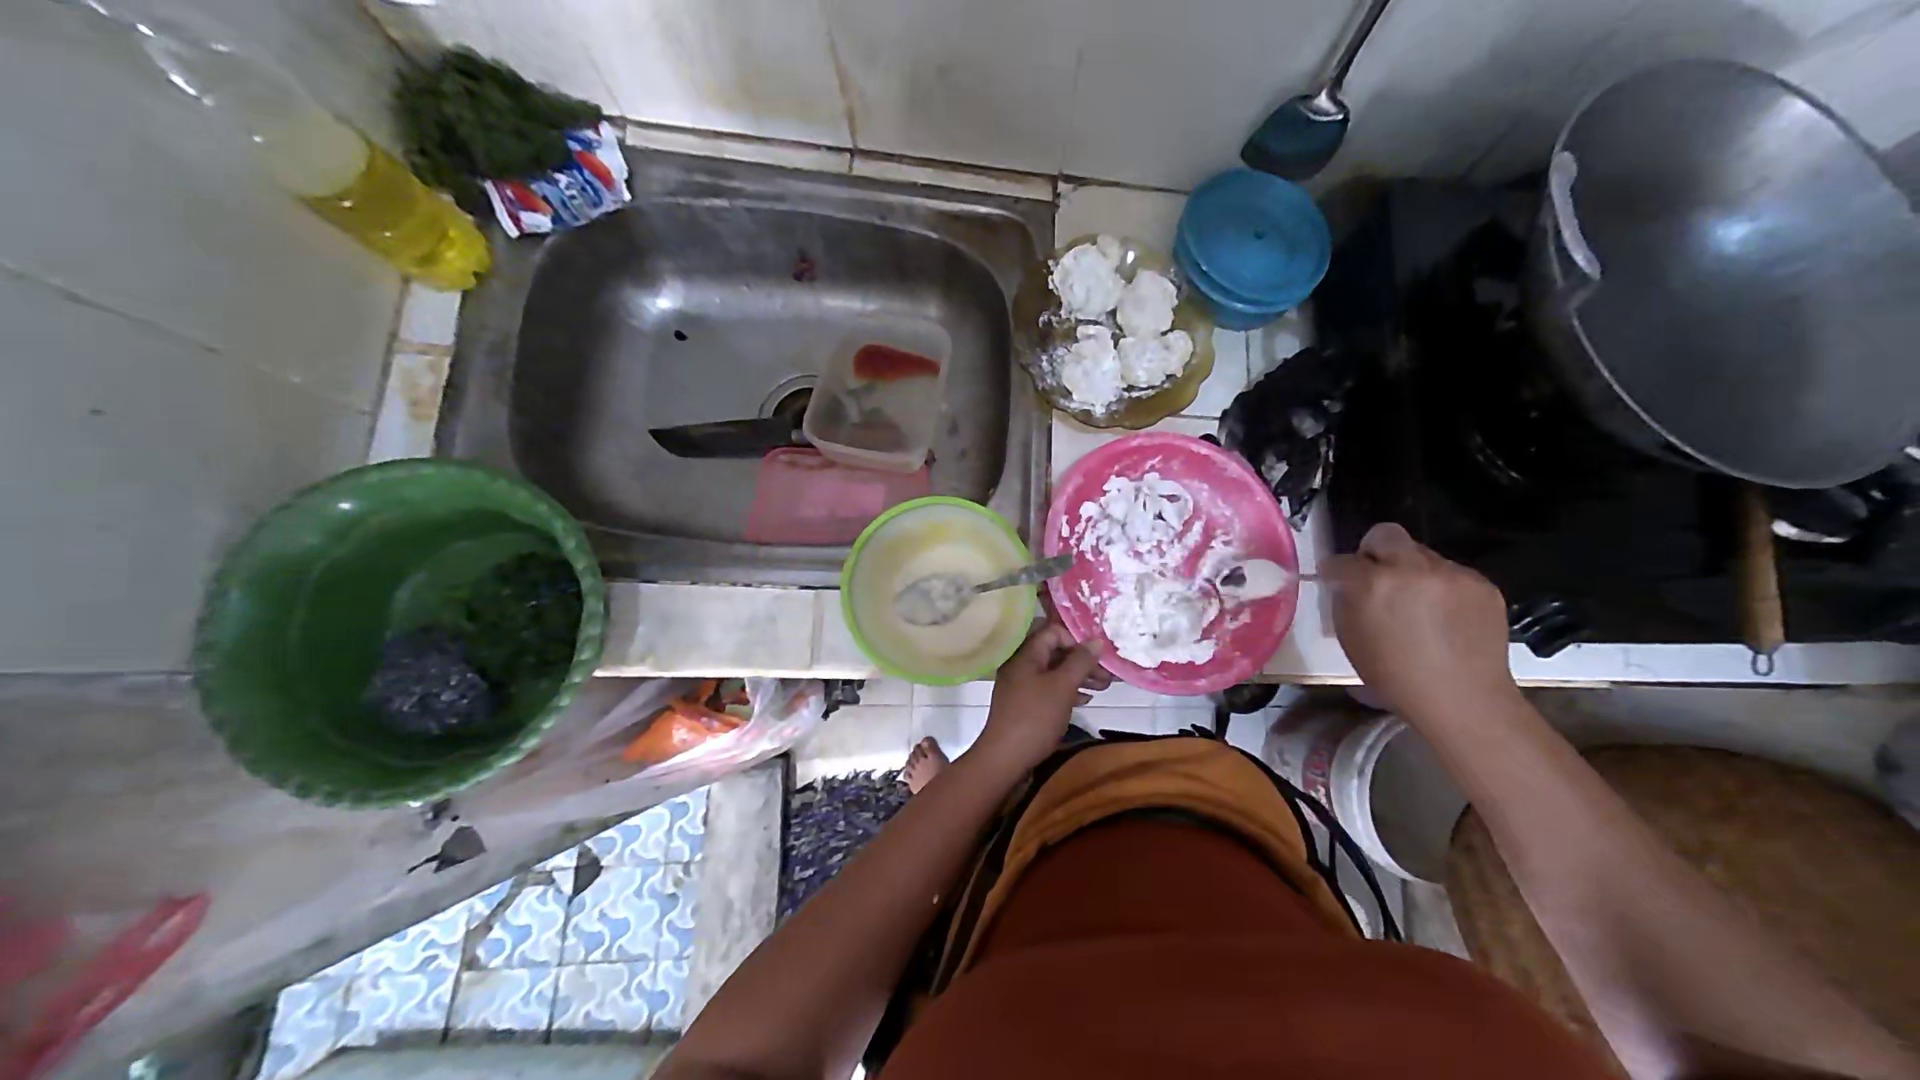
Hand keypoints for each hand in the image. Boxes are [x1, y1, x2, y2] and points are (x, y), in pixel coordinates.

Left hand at [975, 621, 1105, 773]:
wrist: (1005, 757)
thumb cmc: (1035, 717)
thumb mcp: (1062, 686)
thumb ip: (1080, 661)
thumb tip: (1096, 641)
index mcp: (1026, 655)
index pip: (1052, 632)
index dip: (1076, 640)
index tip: (1096, 656)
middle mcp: (1021, 665)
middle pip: (1055, 652)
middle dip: (1082, 661)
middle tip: (1107, 675)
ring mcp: (1020, 686)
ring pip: (1053, 672)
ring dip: (1078, 677)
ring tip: (1103, 687)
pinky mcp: (1024, 704)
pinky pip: (1048, 689)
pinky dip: (1067, 691)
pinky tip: (1085, 700)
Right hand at [1321, 523, 1519, 724]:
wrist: (1463, 700)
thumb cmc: (1395, 677)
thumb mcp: (1351, 639)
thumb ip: (1346, 602)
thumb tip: (1348, 586)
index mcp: (1371, 584)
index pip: (1339, 561)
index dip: (1335, 573)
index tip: (1337, 583)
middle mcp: (1411, 568)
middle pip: (1384, 535)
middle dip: (1374, 552)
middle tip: (1376, 578)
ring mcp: (1451, 573)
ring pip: (1421, 555)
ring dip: (1412, 573)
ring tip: (1418, 606)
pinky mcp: (1481, 584)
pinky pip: (1452, 574)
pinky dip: (1442, 589)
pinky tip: (1445, 618)